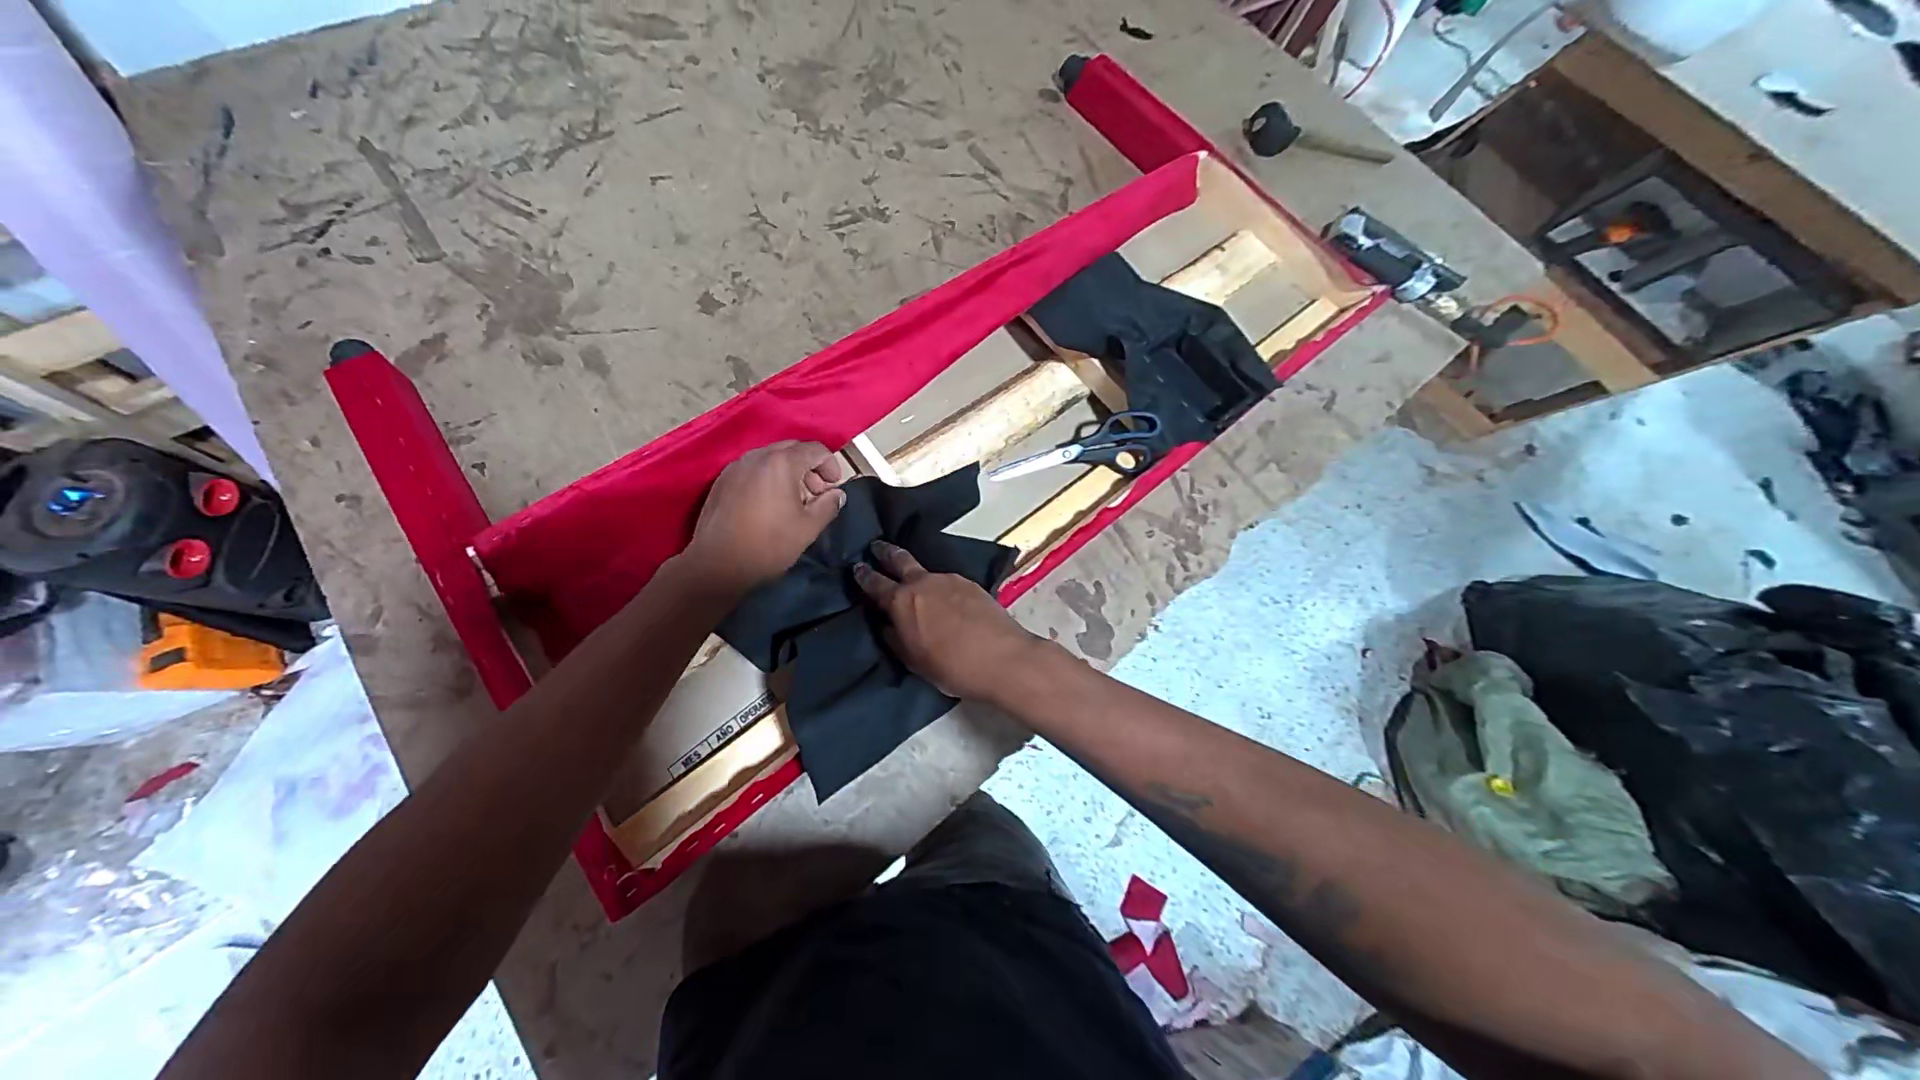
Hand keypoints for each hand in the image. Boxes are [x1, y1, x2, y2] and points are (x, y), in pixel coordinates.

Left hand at [684, 441, 845, 594]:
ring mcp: (735, 467)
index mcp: (781, 463)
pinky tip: (769, 505)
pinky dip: (767, 478)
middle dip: (809, 467)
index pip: (815, 449)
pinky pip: (752, 469)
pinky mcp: (722, 481)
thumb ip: (828, 505)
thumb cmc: (769, 544)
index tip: (833, 486)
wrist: (718, 564)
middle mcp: (757, 456)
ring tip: (794, 501)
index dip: (831, 465)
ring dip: (788, 472)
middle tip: (817, 493)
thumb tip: (837, 495)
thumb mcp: (808, 527)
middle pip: (792, 449)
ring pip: (770, 458)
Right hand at [853, 540, 1040, 701]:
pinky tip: (945, 599)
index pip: (874, 583)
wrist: (1002, 659)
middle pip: (899, 559)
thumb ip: (895, 638)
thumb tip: (886, 625)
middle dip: (884, 552)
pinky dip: (940, 586)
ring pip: (926, 571)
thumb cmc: (952, 667)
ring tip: (915, 582)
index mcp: (901, 601)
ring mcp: (949, 580)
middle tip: (876, 546)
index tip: (856, 567)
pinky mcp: (971, 584)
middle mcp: (923, 583)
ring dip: (917, 574)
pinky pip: (947, 581)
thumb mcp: (913, 660)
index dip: (863, 575)